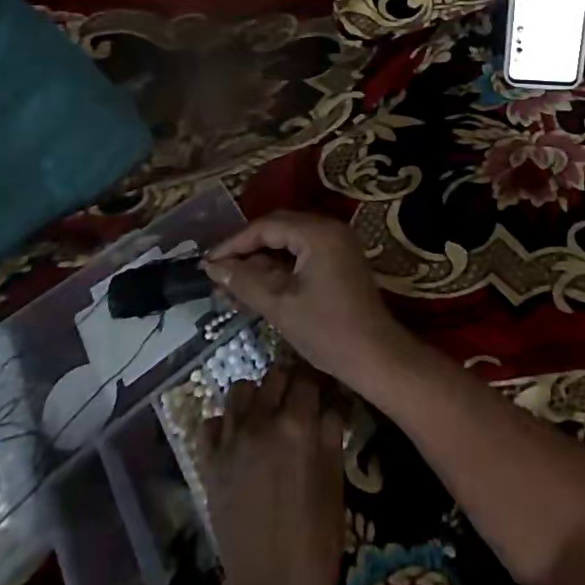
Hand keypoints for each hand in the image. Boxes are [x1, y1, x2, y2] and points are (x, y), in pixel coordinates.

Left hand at [197, 364, 345, 584]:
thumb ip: (332, 431)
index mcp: (298, 425)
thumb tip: (335, 397)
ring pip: (240, 390)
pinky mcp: (209, 460)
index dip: (318, 377)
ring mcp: (230, 439)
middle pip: (274, 375)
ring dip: (257, 395)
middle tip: (299, 397)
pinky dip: (226, 422)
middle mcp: (260, 421)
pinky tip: (239, 437)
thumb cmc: (316, 538)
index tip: (324, 383)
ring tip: (268, 414)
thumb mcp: (335, 480)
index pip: (308, 377)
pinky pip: (212, 421)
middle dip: (290, 379)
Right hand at [204, 212, 411, 387]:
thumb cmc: (328, 331)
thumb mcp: (280, 306)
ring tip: (230, 285)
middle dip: (245, 251)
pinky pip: (300, 256)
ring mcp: (336, 245)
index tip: (207, 263)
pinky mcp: (338, 262)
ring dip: (259, 263)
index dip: (233, 244)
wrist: (377, 357)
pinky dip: (278, 270)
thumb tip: (213, 267)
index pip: (266, 227)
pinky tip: (255, 289)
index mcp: (317, 233)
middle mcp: (329, 230)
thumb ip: (244, 281)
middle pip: (276, 230)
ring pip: (287, 244)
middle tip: (217, 272)